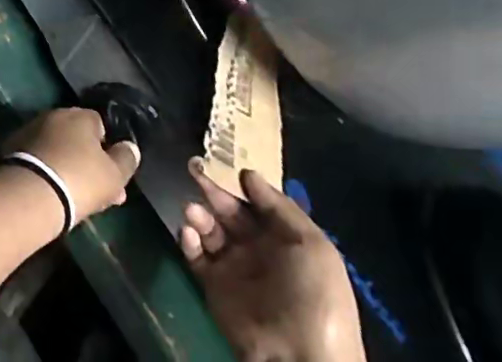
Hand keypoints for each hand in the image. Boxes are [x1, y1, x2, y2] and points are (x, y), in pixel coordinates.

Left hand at [7, 108, 140, 222]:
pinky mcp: (13, 147)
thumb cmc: (81, 179)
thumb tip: (130, 146)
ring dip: (68, 165)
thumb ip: (126, 159)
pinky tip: (53, 190)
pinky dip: (48, 169)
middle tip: (98, 191)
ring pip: (58, 148)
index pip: (100, 124)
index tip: (112, 172)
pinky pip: (40, 157)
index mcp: (80, 115)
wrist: (31, 192)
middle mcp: (54, 115)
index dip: (108, 148)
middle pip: (77, 137)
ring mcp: (31, 129)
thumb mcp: (114, 175)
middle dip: (89, 161)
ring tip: (76, 196)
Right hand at [179, 162, 365, 361]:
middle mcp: (258, 248)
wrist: (298, 357)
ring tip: (193, 211)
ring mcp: (234, 267)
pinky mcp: (213, 285)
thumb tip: (248, 174)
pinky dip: (188, 240)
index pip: (257, 201)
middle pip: (229, 210)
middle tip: (194, 169)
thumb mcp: (313, 245)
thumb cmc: (313, 295)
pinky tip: (189, 233)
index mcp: (285, 238)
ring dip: (199, 214)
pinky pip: (196, 256)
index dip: (239, 181)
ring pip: (210, 229)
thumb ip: (280, 206)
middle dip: (213, 190)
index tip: (220, 159)